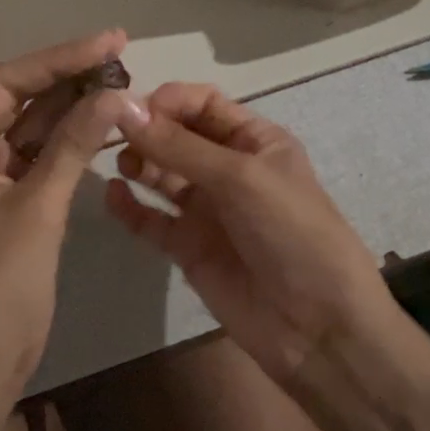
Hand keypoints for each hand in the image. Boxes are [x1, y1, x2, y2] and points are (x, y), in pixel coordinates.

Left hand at [0, 30, 146, 403]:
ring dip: (75, 102)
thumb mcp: (38, 210)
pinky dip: (74, 137)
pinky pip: (44, 152)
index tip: (109, 41)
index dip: (58, 57)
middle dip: (69, 75)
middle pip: (21, 96)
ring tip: (122, 78)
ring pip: (35, 122)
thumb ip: (74, 147)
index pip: (6, 82)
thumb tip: (116, 94)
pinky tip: (106, 117)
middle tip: (123, 52)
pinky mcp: (13, 195)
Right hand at [105, 83, 396, 382]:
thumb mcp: (241, 179)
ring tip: (119, 164)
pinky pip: (151, 218)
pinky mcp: (188, 247)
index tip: (132, 108)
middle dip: (146, 130)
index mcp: (255, 141)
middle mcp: (228, 168)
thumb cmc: (292, 233)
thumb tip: (120, 106)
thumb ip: (178, 146)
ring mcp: (207, 209)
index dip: (168, 101)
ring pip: (161, 173)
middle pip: (176, 135)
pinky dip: (130, 205)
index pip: (202, 103)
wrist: (319, 329)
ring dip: (138, 162)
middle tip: (110, 132)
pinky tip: (112, 195)